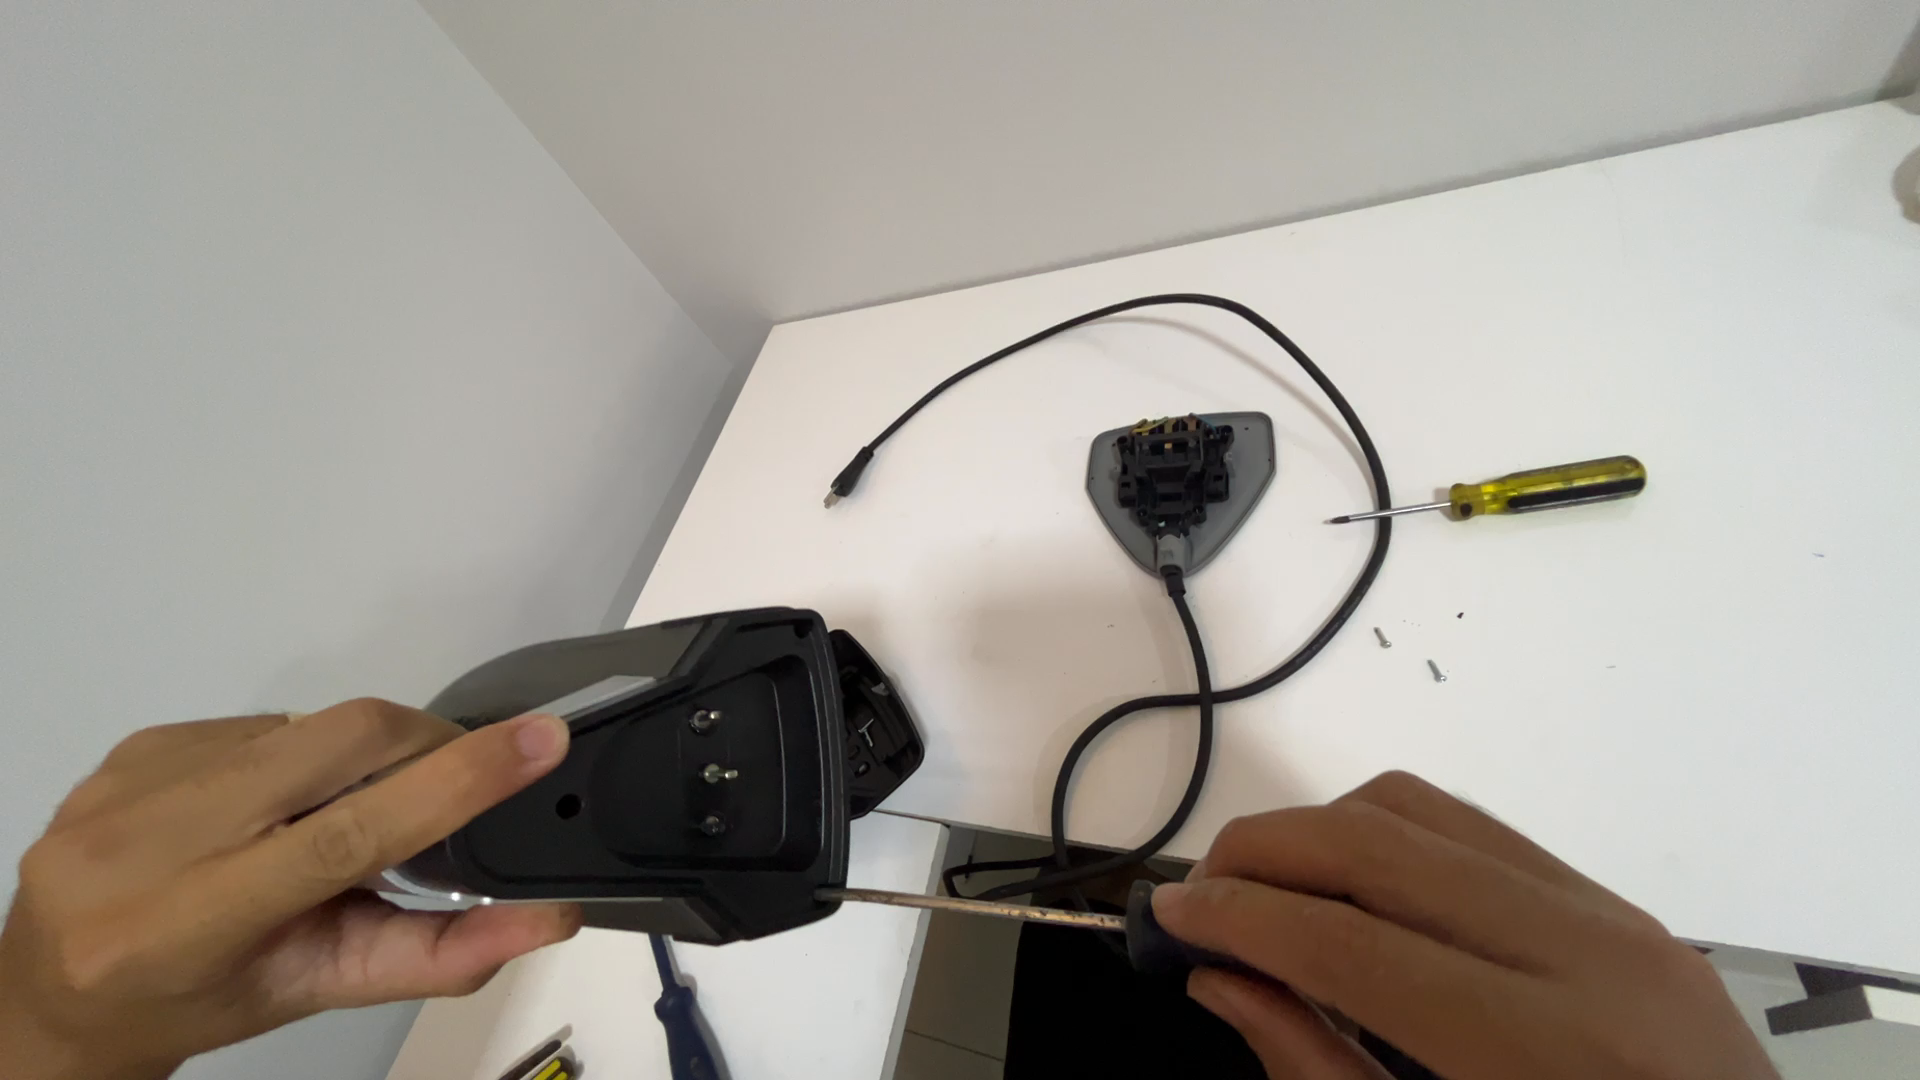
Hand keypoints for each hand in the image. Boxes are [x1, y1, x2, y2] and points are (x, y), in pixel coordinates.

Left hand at [0, 699, 582, 1079]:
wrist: (52, 997)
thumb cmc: (212, 1000)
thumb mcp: (330, 991)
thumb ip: (448, 956)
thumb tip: (557, 914)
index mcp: (183, 928)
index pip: (348, 833)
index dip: (457, 779)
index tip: (546, 737)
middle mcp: (137, 844)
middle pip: (345, 740)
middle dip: (427, 747)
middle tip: (447, 784)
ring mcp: (128, 783)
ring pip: (321, 719)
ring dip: (374, 749)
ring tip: (354, 801)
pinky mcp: (135, 746)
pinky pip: (277, 720)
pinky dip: (315, 749)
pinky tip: (286, 797)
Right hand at [1153, 771, 1777, 1079]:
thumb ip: (1315, 1069)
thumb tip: (1216, 976)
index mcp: (1560, 1054)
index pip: (1351, 942)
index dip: (1238, 917)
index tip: (1166, 912)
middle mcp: (1593, 954)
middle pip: (1371, 843)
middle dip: (1258, 852)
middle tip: (1200, 893)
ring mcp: (1610, 912)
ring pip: (1406, 806)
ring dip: (1309, 831)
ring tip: (1266, 887)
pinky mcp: (1609, 900)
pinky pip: (1456, 820)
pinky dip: (1372, 829)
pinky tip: (1345, 883)